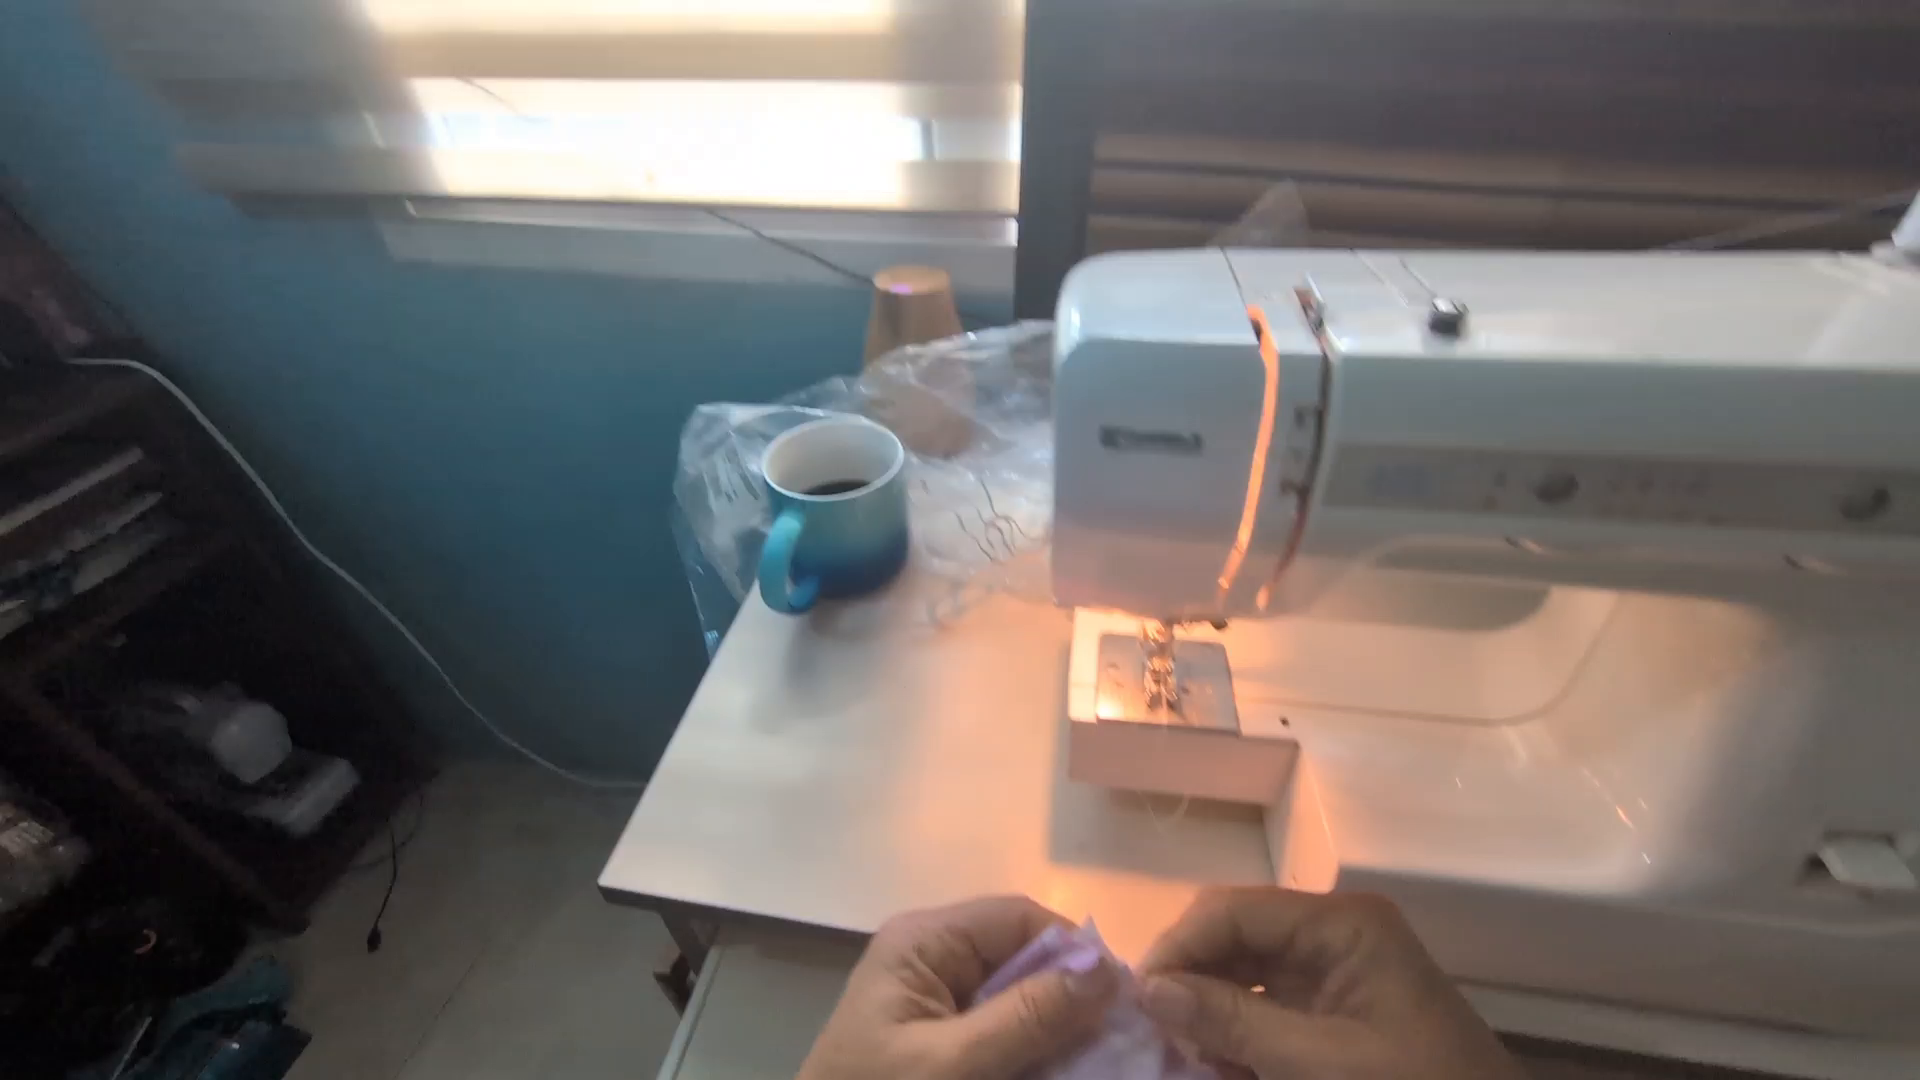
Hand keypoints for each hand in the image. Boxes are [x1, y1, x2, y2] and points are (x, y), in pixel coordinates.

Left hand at [796, 896, 1119, 1079]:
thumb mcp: (953, 1067)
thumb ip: (1028, 1018)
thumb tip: (1107, 969)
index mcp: (924, 940)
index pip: (1015, 918)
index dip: (1072, 948)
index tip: (1123, 998)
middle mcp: (933, 957)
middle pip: (1020, 957)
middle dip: (1069, 996)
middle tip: (1121, 1041)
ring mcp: (936, 1000)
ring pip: (1017, 999)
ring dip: (1057, 1031)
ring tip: (1104, 1060)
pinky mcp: (940, 1041)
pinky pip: (1001, 1033)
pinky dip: (1033, 1054)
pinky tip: (1061, 1072)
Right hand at [1137, 888, 1524, 1079]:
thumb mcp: (1323, 1068)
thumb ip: (1232, 1022)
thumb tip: (1146, 989)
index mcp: (1342, 923)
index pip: (1235, 910)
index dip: (1180, 945)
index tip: (1139, 996)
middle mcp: (1334, 931)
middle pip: (1236, 935)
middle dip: (1191, 978)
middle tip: (1153, 1028)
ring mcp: (1336, 971)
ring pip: (1245, 972)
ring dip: (1208, 1009)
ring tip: (1180, 1053)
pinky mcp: (1337, 1011)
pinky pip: (1268, 1006)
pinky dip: (1238, 1034)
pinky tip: (1217, 1064)